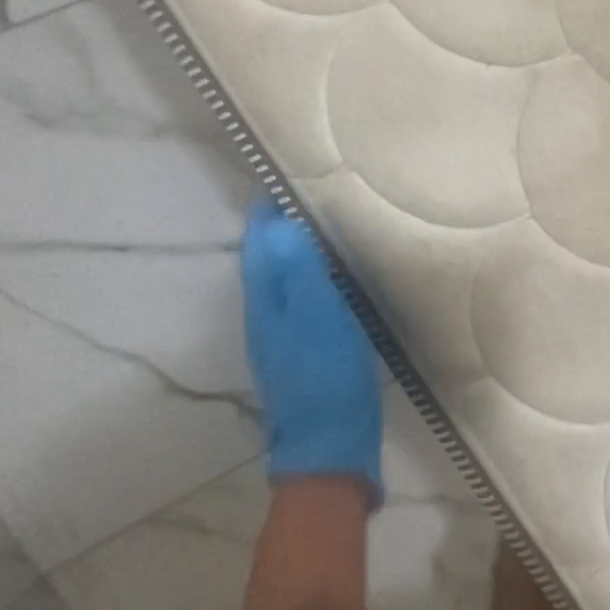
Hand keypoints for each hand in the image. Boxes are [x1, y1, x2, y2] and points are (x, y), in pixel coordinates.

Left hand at [241, 198, 381, 499]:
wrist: (330, 443)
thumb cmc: (326, 374)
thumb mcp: (316, 317)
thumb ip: (298, 271)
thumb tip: (282, 221)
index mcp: (267, 298)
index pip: (260, 237)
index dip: (268, 203)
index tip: (290, 166)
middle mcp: (269, 310)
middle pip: (271, 252)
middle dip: (287, 217)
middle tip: (324, 184)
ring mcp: (288, 330)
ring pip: (290, 272)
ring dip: (305, 243)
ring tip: (339, 217)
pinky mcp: (311, 344)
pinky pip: (311, 292)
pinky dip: (323, 269)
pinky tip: (349, 270)